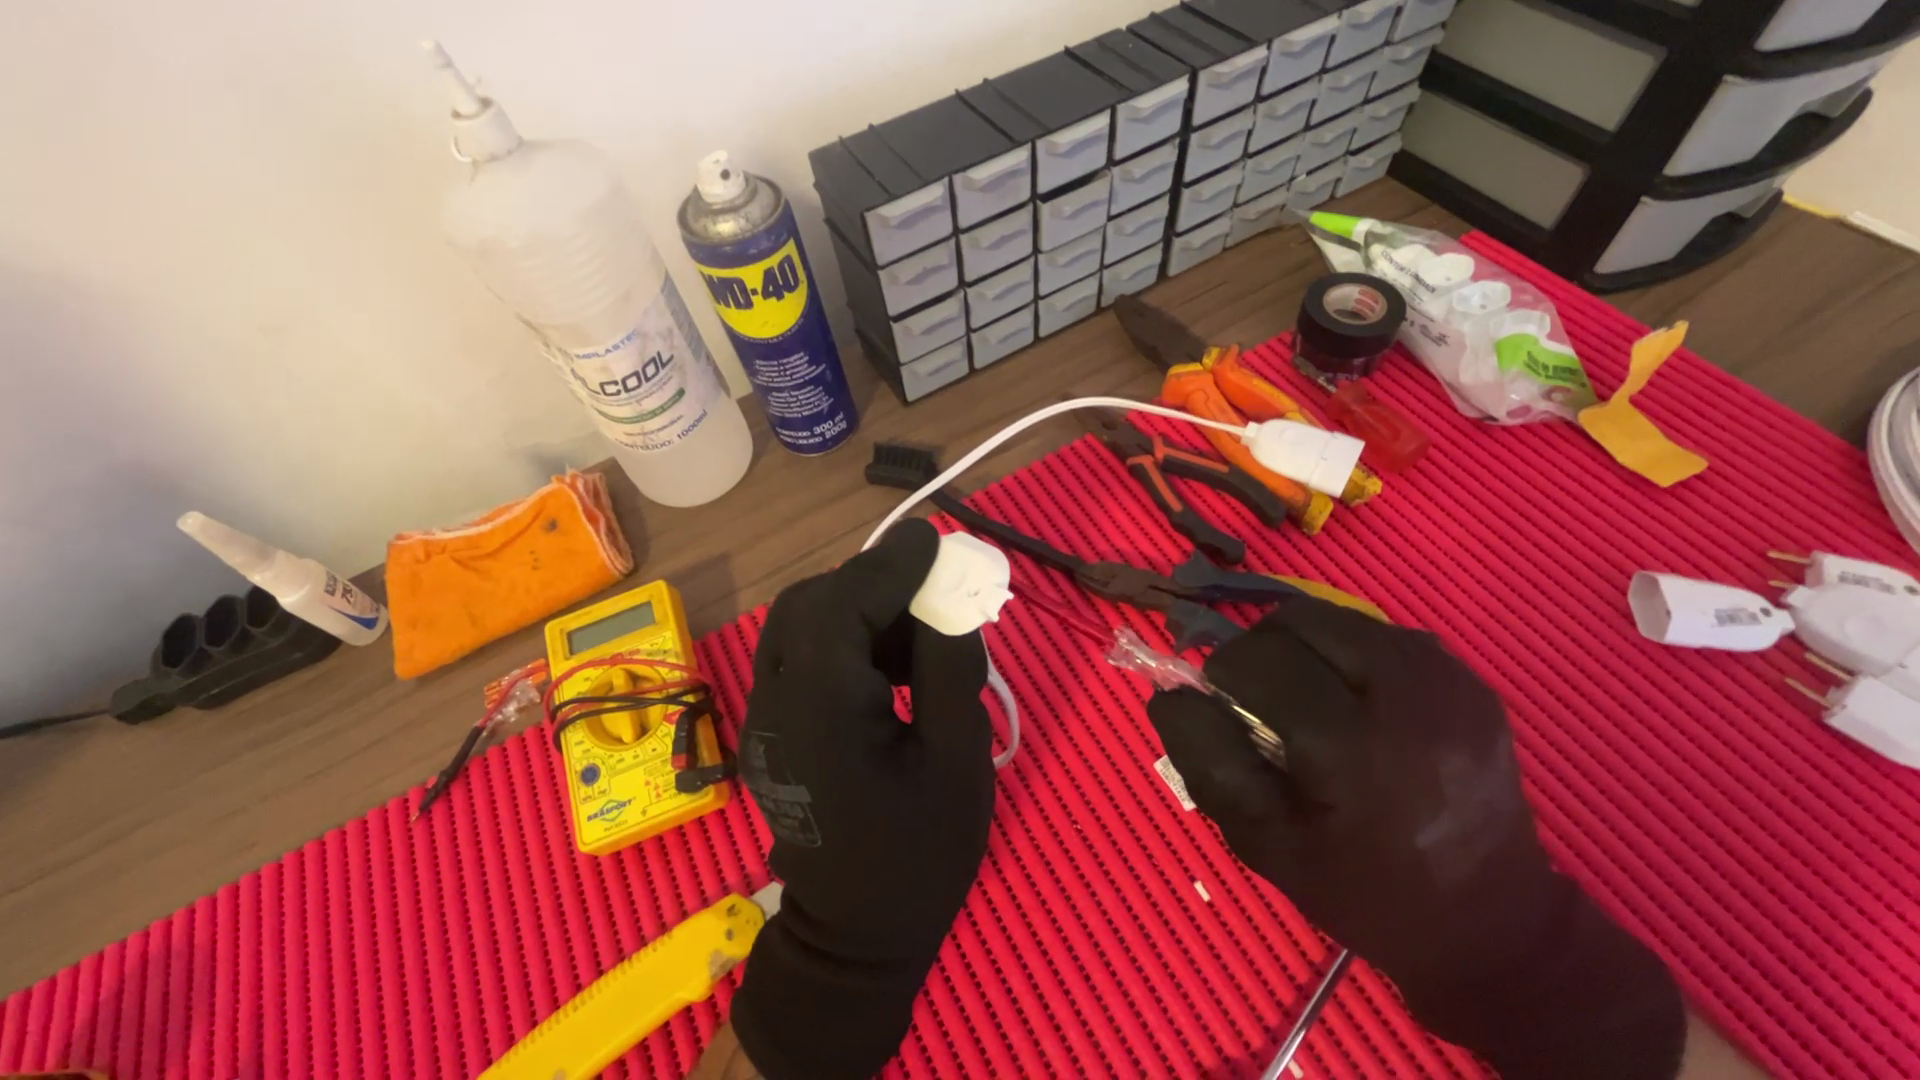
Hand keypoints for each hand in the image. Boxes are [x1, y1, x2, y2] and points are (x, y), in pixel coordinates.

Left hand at [730, 520, 994, 1078]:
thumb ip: (950, 668)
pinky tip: (887, 671)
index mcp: (821, 708)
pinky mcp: (772, 733)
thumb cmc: (919, 857)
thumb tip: (948, 600)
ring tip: (917, 637)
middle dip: (870, 583)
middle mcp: (776, 703)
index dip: (892, 562)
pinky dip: (841, 643)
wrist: (855, 938)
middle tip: (929, 594)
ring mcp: (764, 719)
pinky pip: (799, 660)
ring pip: (798, 629)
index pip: (846, 602)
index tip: (936, 540)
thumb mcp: (957, 760)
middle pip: (809, 606)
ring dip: (856, 611)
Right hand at [1148, 598, 1684, 1079]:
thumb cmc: (1361, 890)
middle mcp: (1407, 697)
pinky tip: (1355, 701)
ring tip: (1305, 695)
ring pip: (1340, 618)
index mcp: (1352, 748)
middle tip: (1257, 696)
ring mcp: (1449, 681)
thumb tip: (1172, 693)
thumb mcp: (1263, 843)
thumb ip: (1206, 760)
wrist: (1490, 921)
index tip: (1220, 701)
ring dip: (1304, 646)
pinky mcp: (1471, 680)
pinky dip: (1350, 653)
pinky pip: (1384, 635)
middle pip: (1298, 621)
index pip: (1258, 661)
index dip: (1223, 672)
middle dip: (1259, 649)